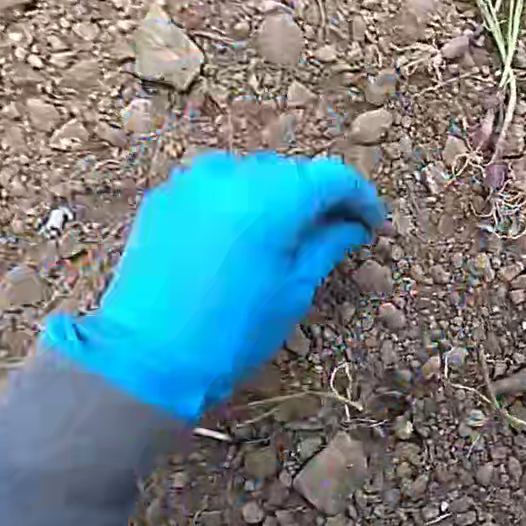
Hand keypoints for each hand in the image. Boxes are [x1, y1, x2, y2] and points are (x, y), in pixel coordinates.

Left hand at [43, 151, 384, 418]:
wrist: (152, 354)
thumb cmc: (237, 328)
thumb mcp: (296, 288)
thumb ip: (327, 245)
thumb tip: (353, 226)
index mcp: (271, 199)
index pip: (332, 177)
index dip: (361, 197)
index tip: (373, 224)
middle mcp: (231, 176)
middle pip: (294, 172)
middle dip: (322, 198)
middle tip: (339, 232)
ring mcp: (193, 182)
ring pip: (257, 174)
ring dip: (284, 197)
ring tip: (293, 235)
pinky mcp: (168, 197)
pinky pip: (221, 186)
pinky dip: (247, 201)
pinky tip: (251, 236)